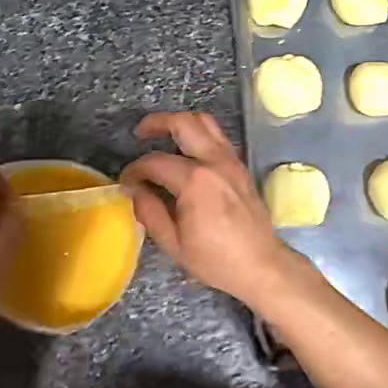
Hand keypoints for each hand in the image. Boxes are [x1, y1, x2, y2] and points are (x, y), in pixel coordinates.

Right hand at [121, 111, 324, 315]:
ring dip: (180, 123)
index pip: (155, 162)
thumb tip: (132, 190)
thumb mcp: (174, 243)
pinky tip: (187, 152)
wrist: (262, 266)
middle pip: (183, 123)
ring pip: (205, 122)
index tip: (126, 182)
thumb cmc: (216, 260)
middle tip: (140, 134)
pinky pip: (218, 137)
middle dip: (156, 123)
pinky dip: (199, 134)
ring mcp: (231, 161)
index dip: (135, 170)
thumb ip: (149, 211)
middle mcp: (215, 162)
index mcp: (195, 182)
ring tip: (163, 135)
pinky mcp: (240, 166)